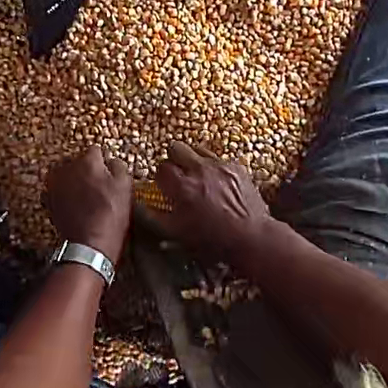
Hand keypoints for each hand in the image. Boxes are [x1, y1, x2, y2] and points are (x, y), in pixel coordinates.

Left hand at [43, 147, 132, 261]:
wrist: (89, 244)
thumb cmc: (109, 215)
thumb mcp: (125, 186)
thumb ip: (118, 166)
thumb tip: (111, 161)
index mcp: (87, 161)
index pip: (96, 150)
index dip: (105, 162)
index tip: (109, 172)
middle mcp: (67, 168)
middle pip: (78, 161)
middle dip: (87, 169)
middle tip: (98, 185)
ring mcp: (55, 184)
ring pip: (66, 174)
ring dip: (73, 180)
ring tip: (85, 195)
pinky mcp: (48, 200)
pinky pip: (57, 189)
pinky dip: (64, 193)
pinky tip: (74, 203)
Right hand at [151, 141, 276, 263]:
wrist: (251, 237)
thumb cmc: (212, 240)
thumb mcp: (176, 233)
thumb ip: (152, 217)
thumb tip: (136, 204)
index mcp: (182, 187)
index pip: (161, 167)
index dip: (161, 177)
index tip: (165, 186)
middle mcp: (200, 170)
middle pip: (176, 147)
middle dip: (174, 159)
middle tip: (178, 174)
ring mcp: (220, 166)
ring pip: (198, 149)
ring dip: (194, 160)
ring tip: (198, 176)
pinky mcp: (236, 166)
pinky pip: (218, 158)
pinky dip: (214, 167)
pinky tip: (218, 182)